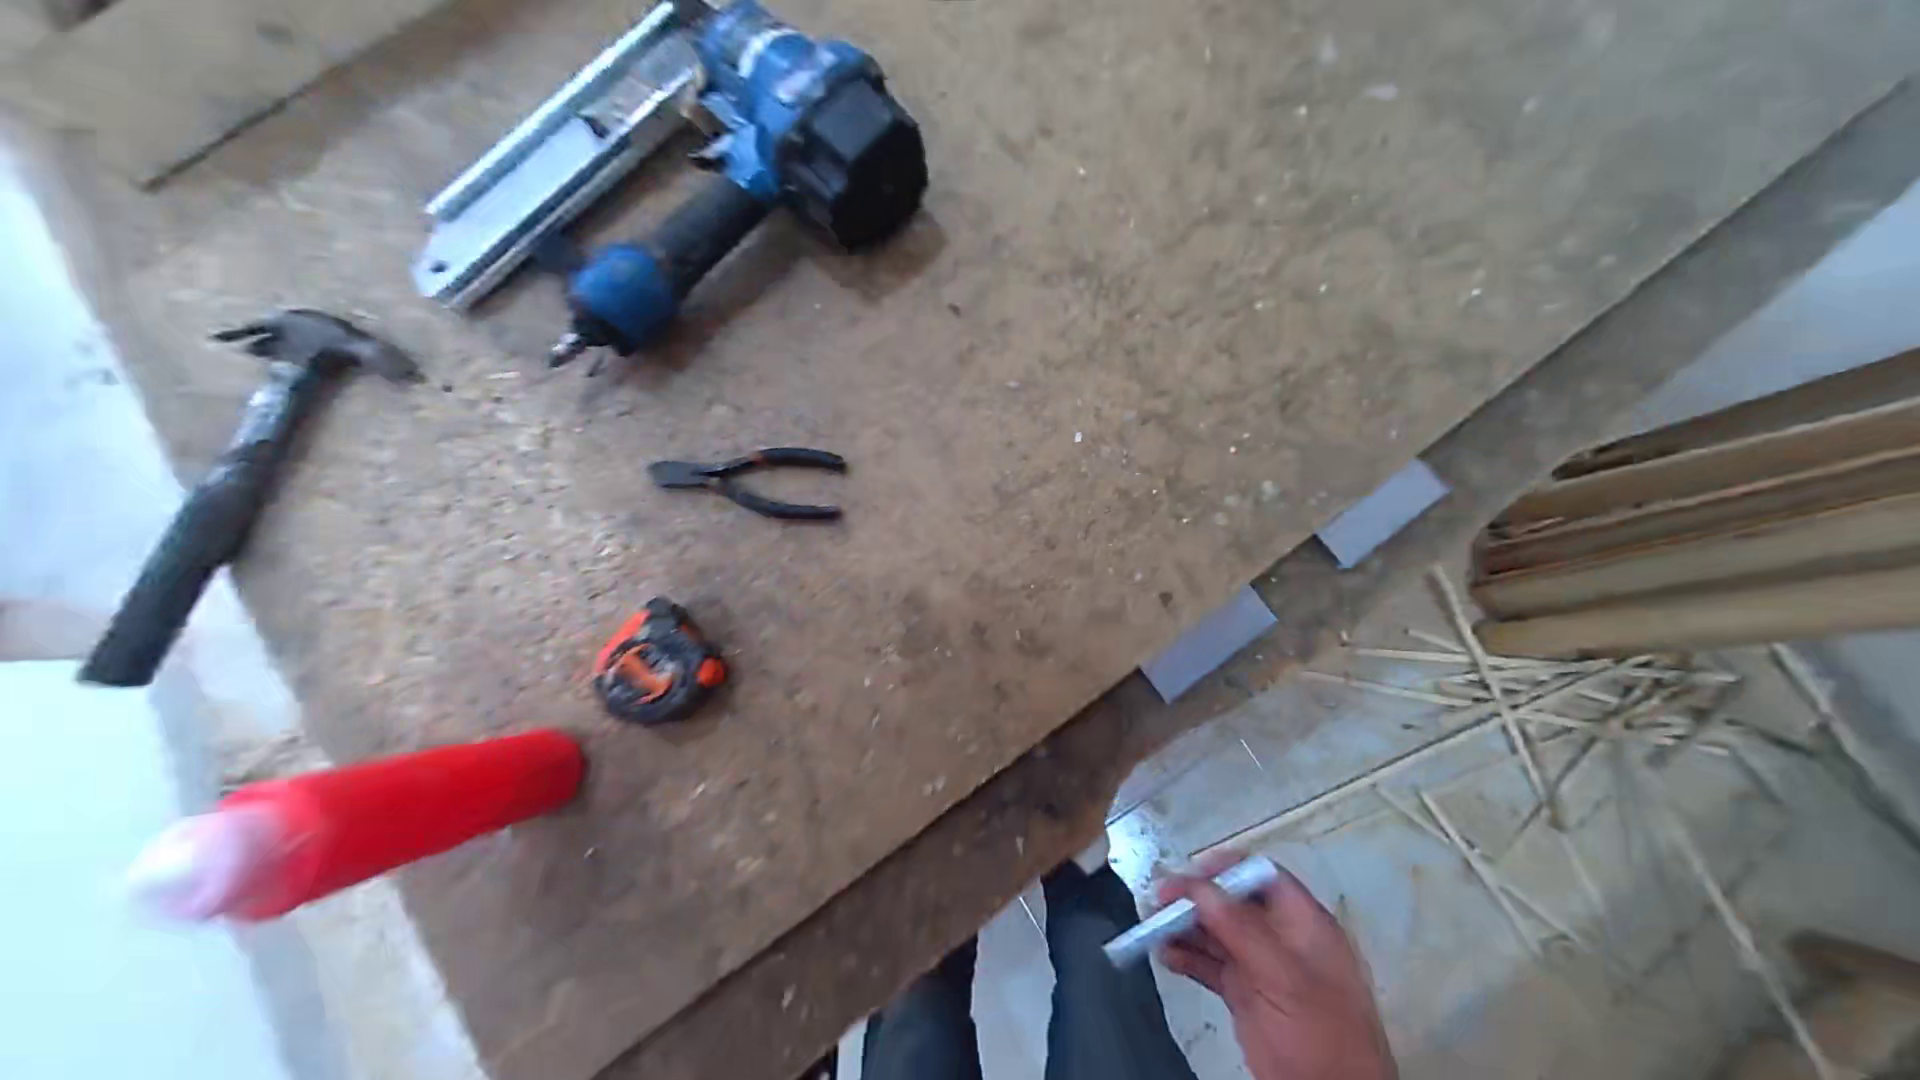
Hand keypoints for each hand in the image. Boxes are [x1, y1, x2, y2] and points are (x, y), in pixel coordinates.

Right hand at [1157, 852, 1395, 1079]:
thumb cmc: (1326, 1042)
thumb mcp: (1285, 978)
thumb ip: (1243, 930)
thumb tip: (1202, 888)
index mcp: (1303, 926)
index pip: (1261, 876)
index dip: (1225, 869)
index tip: (1191, 874)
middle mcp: (1280, 939)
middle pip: (1230, 902)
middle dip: (1194, 898)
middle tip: (1160, 900)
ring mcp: (1261, 967)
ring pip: (1215, 931)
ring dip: (1183, 926)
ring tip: (1154, 927)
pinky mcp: (1244, 994)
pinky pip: (1209, 964)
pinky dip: (1185, 957)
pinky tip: (1165, 955)